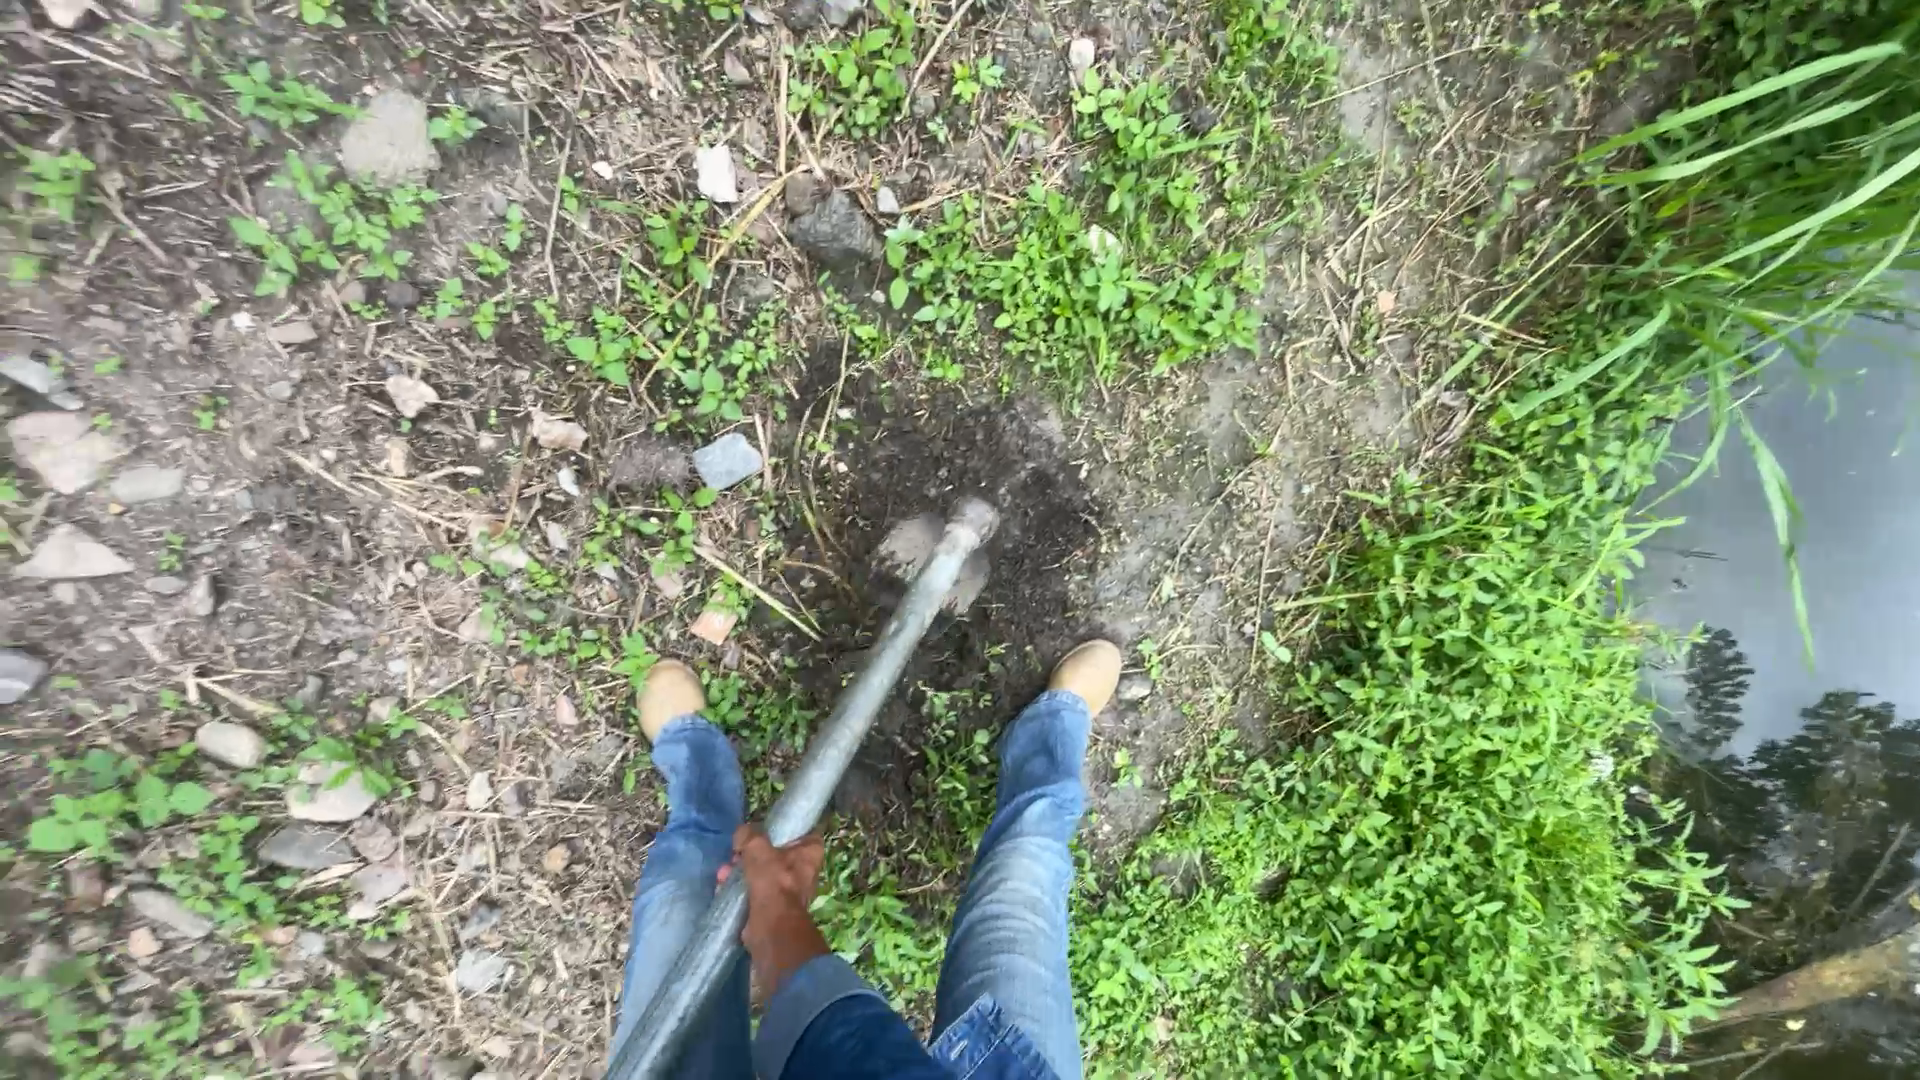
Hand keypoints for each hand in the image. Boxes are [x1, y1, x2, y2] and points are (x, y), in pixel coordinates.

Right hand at [722, 825, 830, 996]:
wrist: (771, 928)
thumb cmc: (774, 882)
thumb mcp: (759, 850)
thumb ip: (750, 836)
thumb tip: (742, 832)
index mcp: (810, 853)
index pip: (803, 834)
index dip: (785, 830)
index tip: (766, 830)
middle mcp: (804, 872)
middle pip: (776, 855)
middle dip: (752, 854)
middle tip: (736, 853)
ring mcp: (788, 892)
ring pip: (762, 874)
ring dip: (742, 871)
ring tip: (724, 872)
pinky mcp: (772, 909)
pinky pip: (754, 892)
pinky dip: (740, 889)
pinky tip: (723, 886)